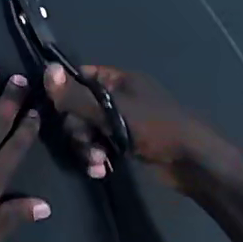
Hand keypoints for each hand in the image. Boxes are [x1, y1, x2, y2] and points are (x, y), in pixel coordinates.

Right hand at [44, 63, 241, 190]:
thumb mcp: (113, 111)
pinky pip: (100, 145)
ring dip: (86, 147)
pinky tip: (101, 170)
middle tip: (85, 142)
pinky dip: (97, 157)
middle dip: (78, 128)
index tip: (56, 109)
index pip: (79, 76)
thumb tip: (47, 71)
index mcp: (118, 79)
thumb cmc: (157, 127)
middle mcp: (118, 97)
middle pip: (79, 107)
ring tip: (96, 161)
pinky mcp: (126, 143)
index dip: (64, 91)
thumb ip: (76, 95)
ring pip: (88, 129)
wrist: (195, 163)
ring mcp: (122, 121)